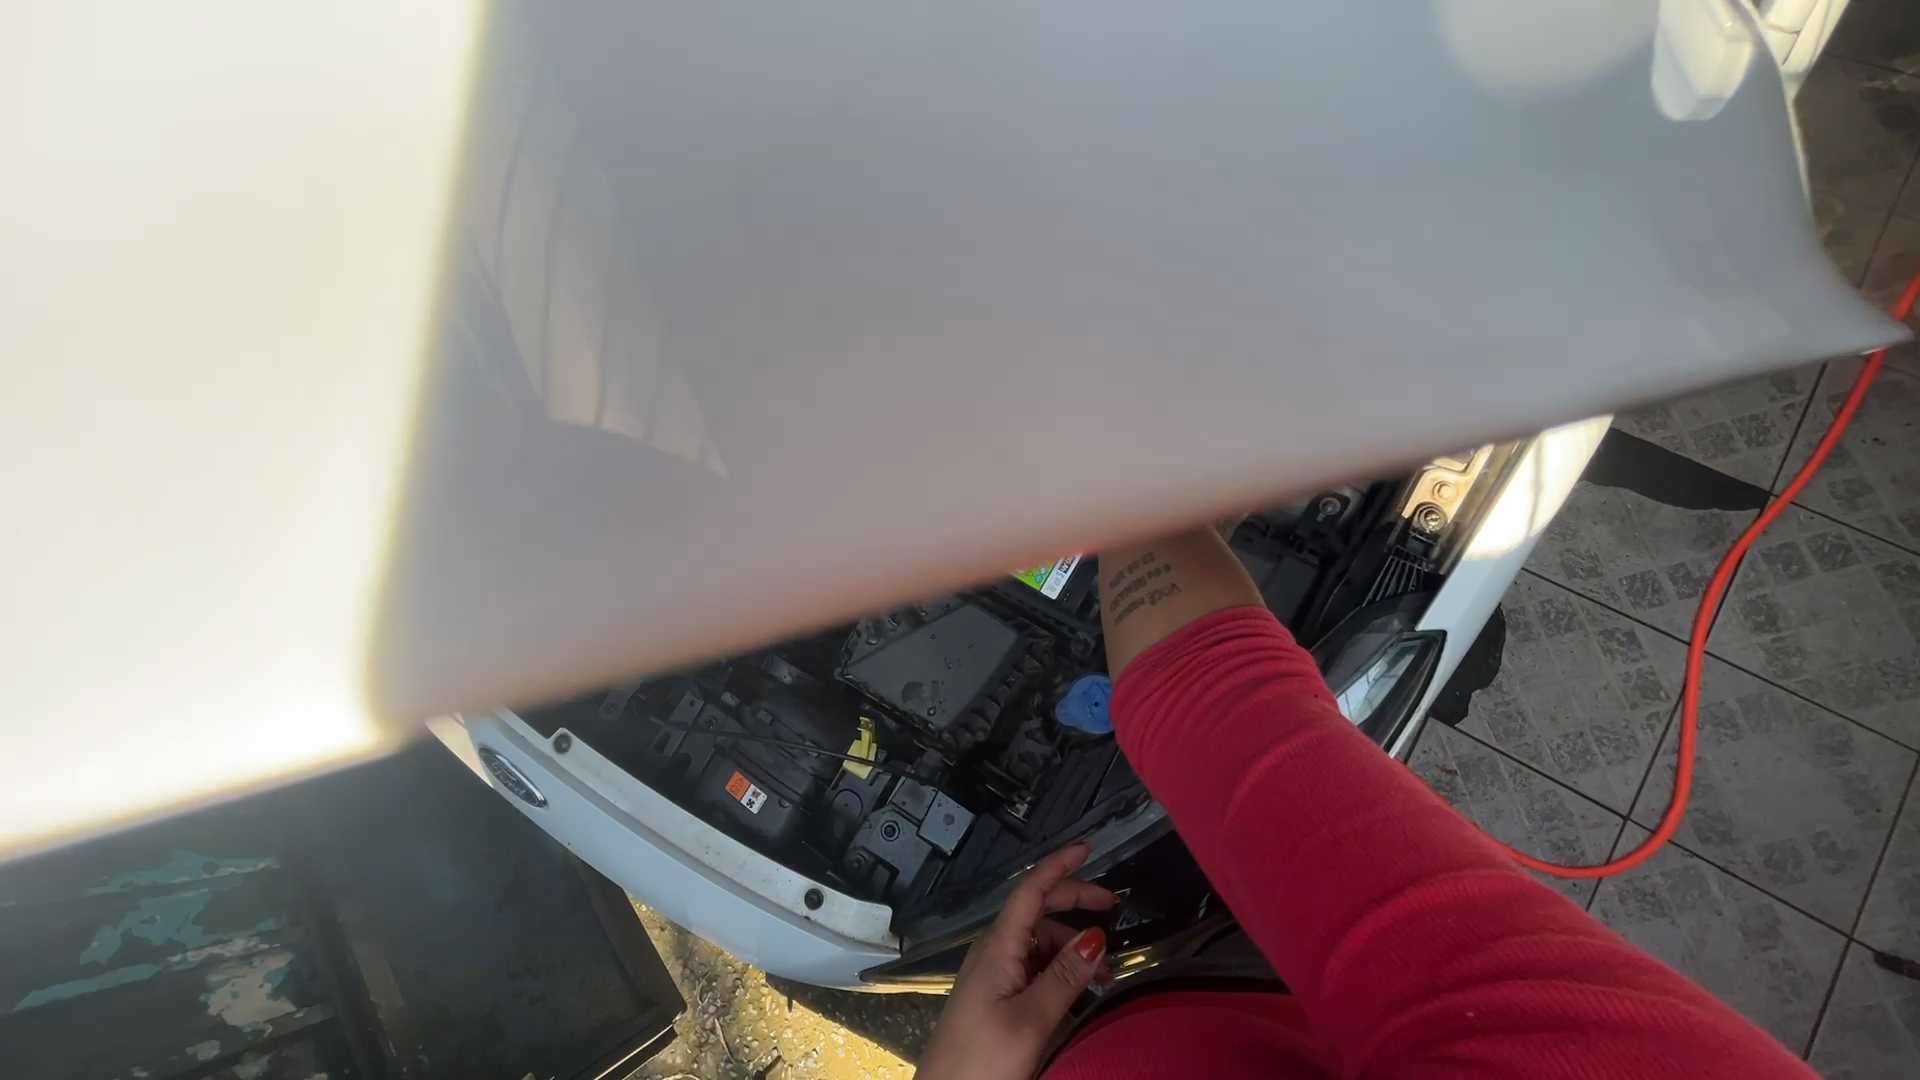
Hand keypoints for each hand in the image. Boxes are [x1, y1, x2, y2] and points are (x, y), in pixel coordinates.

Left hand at [916, 843, 1117, 1079]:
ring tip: (1105, 972)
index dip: (1059, 865)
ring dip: (1072, 945)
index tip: (1088, 847)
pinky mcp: (995, 994)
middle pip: (1038, 909)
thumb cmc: (984, 1060)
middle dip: (1074, 900)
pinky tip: (1080, 987)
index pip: (1031, 890)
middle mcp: (995, 949)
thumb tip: (1095, 935)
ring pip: (1039, 940)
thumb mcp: (1031, 1021)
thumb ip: (1064, 978)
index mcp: (999, 945)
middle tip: (1113, 906)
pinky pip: (1033, 965)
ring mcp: (994, 971)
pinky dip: (1060, 967)